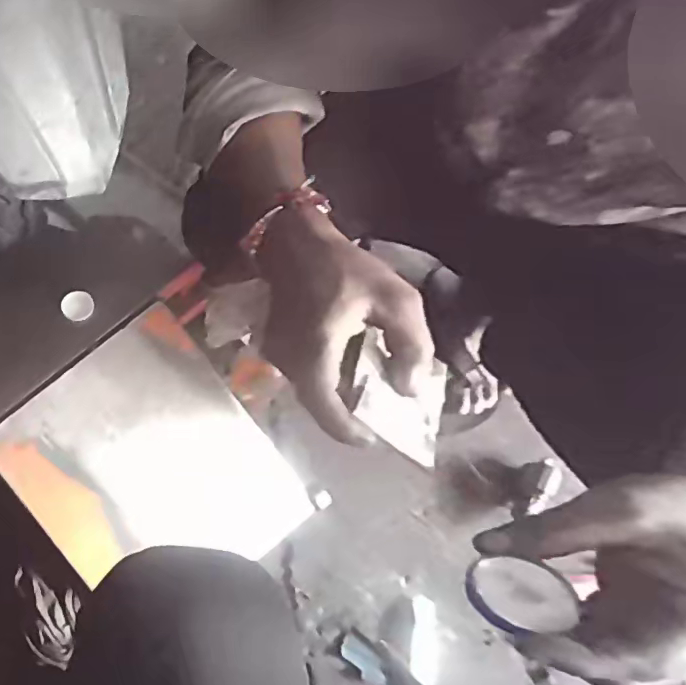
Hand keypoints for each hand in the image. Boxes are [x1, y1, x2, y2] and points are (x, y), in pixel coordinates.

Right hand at [256, 205, 437, 444]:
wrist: (293, 244)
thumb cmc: (344, 268)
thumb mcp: (395, 299)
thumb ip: (410, 346)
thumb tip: (409, 389)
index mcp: (316, 356)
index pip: (327, 412)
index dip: (349, 433)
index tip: (373, 441)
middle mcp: (289, 364)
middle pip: (316, 407)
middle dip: (344, 420)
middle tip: (373, 423)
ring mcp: (277, 358)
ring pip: (307, 394)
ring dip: (333, 402)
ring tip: (363, 401)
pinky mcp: (275, 349)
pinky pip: (301, 377)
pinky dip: (323, 384)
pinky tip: (345, 373)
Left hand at [472, 475, 685, 683]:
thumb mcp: (622, 505)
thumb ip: (554, 528)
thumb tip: (483, 545)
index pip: (635, 661)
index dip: (574, 658)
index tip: (522, 640)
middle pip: (616, 672)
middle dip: (558, 653)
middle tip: (508, 622)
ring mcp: (661, 641)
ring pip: (600, 660)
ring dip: (554, 640)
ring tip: (510, 610)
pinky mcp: (637, 628)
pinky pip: (593, 640)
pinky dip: (558, 626)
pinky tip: (527, 602)